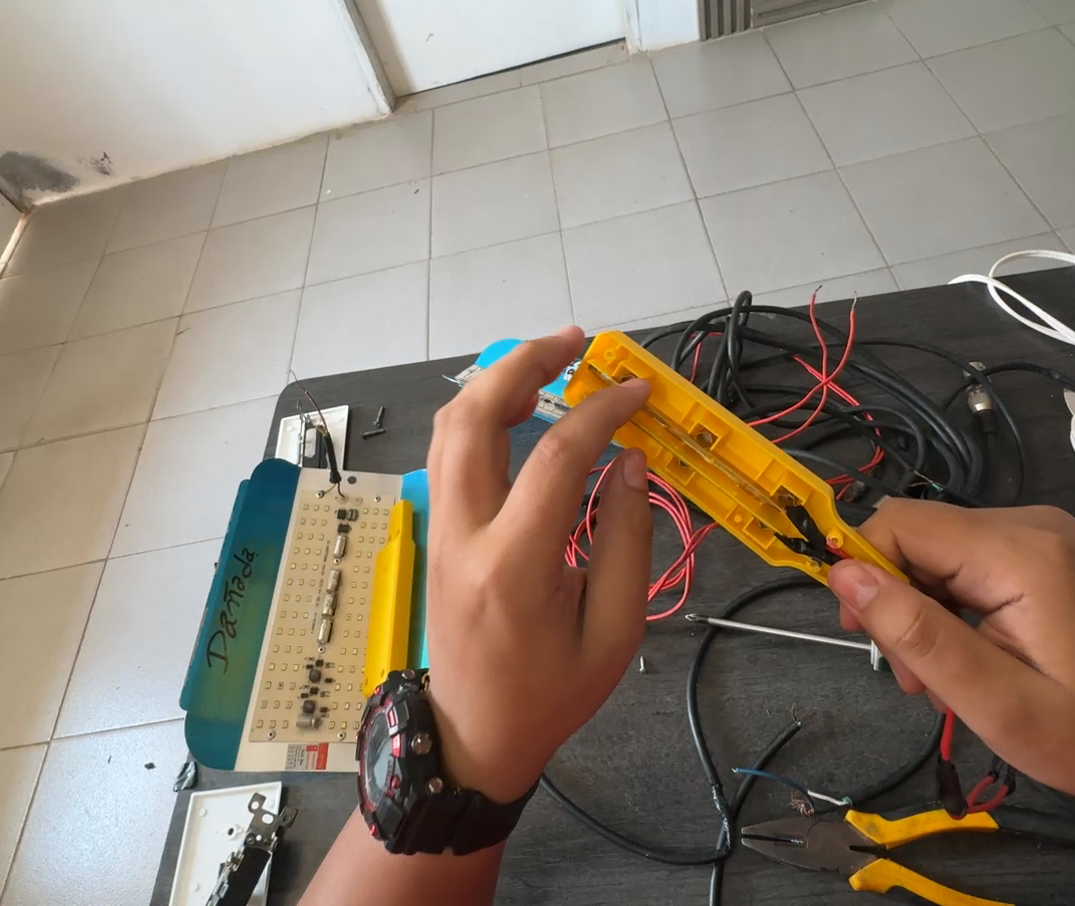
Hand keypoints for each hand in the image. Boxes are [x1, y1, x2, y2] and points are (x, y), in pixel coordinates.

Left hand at [422, 326, 653, 801]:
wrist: (472, 735)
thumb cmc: (551, 693)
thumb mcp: (614, 629)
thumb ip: (628, 537)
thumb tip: (630, 459)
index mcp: (515, 564)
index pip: (558, 458)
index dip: (603, 412)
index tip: (638, 391)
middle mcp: (464, 532)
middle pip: (476, 418)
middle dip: (524, 364)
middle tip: (574, 340)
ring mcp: (439, 526)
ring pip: (450, 426)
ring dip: (496, 380)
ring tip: (546, 359)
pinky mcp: (436, 527)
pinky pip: (447, 450)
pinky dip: (478, 411)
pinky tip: (514, 404)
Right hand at [828, 500, 1074, 806]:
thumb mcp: (1000, 705)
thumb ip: (920, 635)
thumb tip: (843, 573)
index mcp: (1024, 554)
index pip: (902, 523)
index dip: (864, 566)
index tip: (861, 630)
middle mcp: (1030, 524)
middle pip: (916, 536)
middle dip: (895, 599)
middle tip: (912, 676)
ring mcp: (1039, 533)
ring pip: (933, 549)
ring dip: (919, 607)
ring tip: (940, 677)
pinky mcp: (1040, 549)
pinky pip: (962, 558)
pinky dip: (947, 602)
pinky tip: (965, 652)